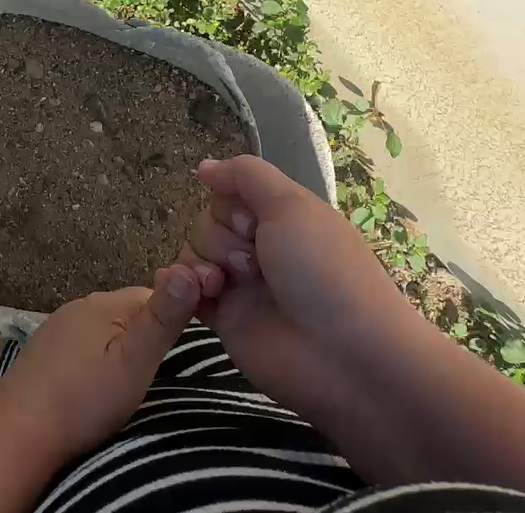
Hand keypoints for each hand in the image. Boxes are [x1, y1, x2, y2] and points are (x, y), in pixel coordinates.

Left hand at [0, 265, 202, 460]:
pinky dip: (94, 359)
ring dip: (118, 348)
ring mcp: (57, 327)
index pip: (152, 296)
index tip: (183, 355)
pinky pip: (81, 344)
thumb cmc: (84, 399)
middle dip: (145, 335)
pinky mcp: (43, 350)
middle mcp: (80, 305)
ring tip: (128, 383)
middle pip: (127, 312)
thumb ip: (162, 319)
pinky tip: (93, 385)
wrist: (19, 432)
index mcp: (104, 303)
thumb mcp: (135, 362)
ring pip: (103, 328)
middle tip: (157, 375)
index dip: (171, 320)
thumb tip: (190, 269)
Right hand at [178, 155, 426, 421]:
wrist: (343, 357)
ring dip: (204, 261)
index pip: (229, 192)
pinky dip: (181, 285)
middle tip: (253, 262)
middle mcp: (259, 246)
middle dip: (221, 236)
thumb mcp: (292, 206)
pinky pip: (185, 289)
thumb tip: (204, 167)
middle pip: (207, 220)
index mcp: (281, 218)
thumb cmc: (323, 272)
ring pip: (193, 252)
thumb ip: (246, 175)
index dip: (233, 204)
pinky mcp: (223, 318)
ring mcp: (240, 283)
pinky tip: (197, 291)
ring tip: (227, 284)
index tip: (254, 222)